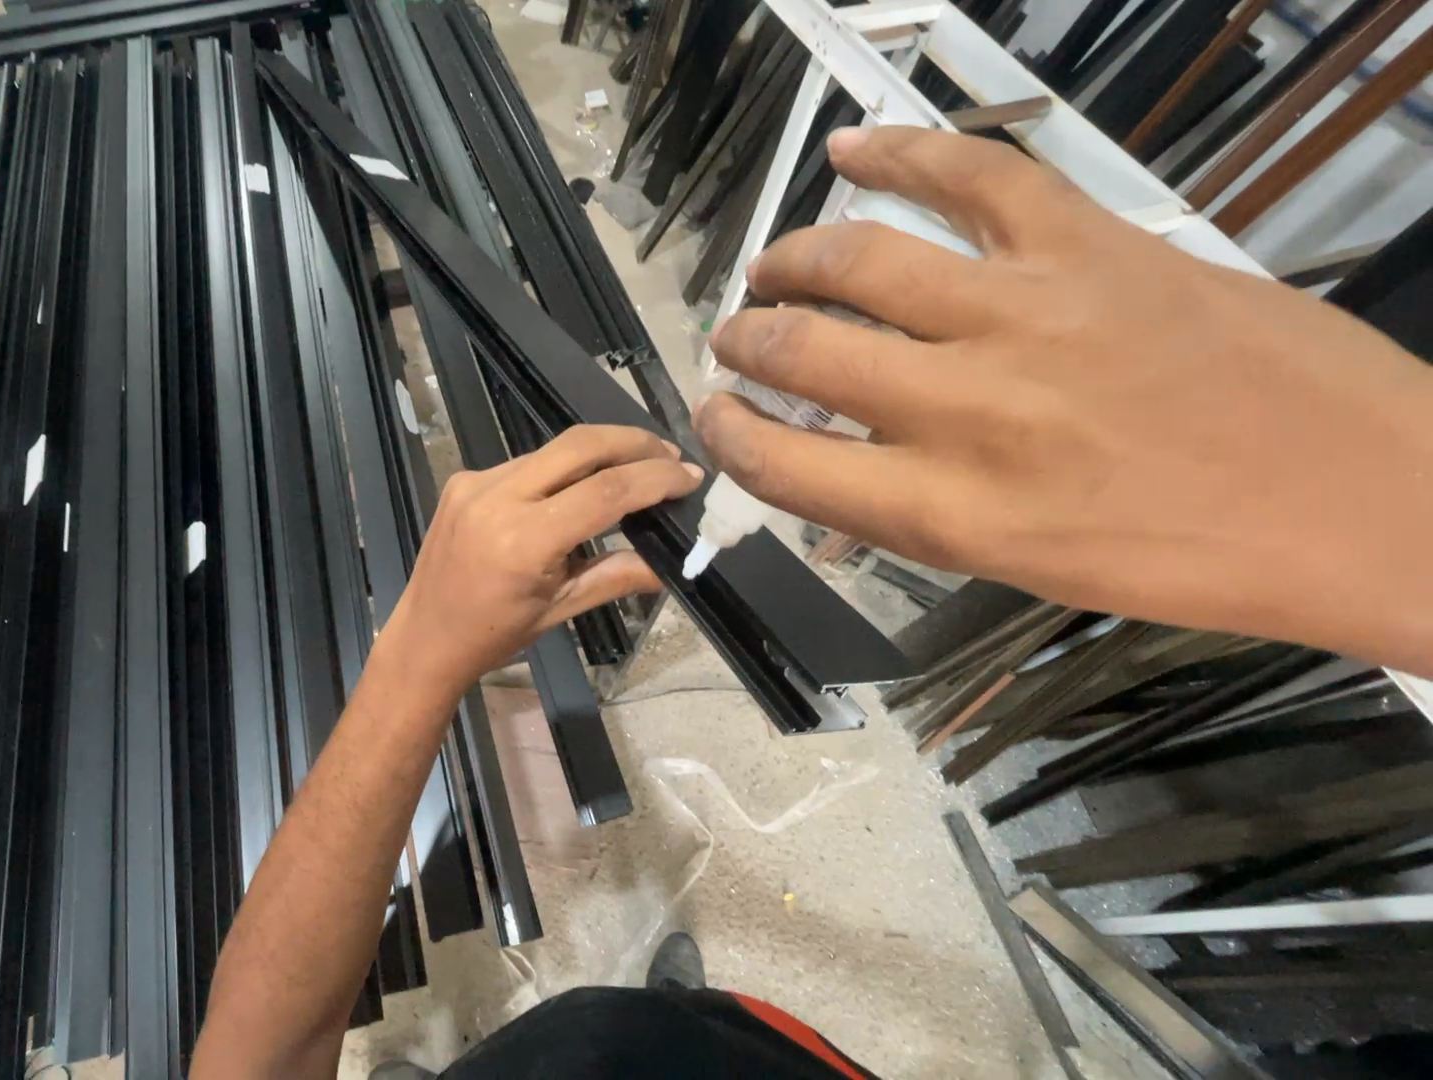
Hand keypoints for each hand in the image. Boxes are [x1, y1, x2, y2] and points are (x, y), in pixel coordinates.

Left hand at [380, 424, 702, 690]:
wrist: (424, 637)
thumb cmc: (493, 635)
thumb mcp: (559, 610)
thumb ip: (615, 576)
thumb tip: (670, 563)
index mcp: (522, 540)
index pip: (604, 491)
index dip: (654, 479)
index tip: (689, 476)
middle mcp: (496, 498)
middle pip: (580, 445)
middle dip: (633, 442)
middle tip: (670, 457)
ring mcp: (475, 482)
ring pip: (552, 450)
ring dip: (600, 453)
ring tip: (636, 469)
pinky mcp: (463, 479)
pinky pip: (526, 463)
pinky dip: (561, 470)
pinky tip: (580, 487)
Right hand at [695, 126, 1432, 673]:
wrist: (1368, 500)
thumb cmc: (1172, 556)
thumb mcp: (1008, 567)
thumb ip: (899, 511)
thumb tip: (820, 465)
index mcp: (945, 509)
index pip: (782, 463)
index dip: (726, 434)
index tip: (714, 416)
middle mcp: (968, 409)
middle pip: (802, 354)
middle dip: (743, 344)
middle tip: (733, 340)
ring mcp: (1029, 315)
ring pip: (859, 264)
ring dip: (787, 264)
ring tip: (766, 270)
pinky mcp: (1093, 247)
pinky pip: (974, 177)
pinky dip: (897, 155)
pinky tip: (847, 151)